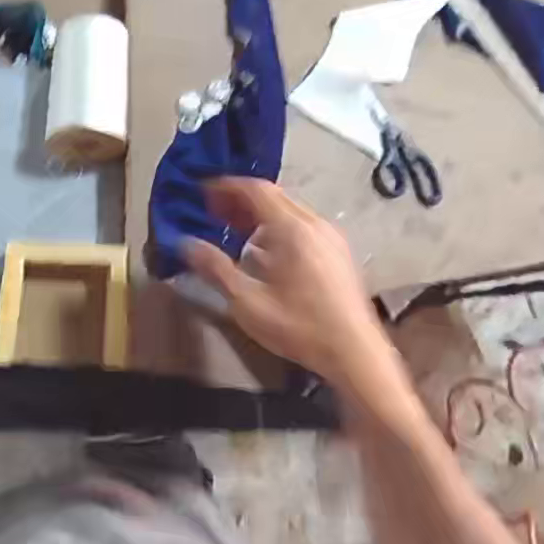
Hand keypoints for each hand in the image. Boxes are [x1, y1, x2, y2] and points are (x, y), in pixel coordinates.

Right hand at [184, 177, 399, 385]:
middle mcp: (314, 224)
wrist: (357, 357)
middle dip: (240, 199)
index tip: (203, 191)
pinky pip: (302, 224)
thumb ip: (215, 268)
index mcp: (292, 229)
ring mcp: (330, 237)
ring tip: (234, 229)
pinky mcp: (339, 253)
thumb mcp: (248, 302)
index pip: (256, 190)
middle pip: (272, 196)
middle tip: (213, 211)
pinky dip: (277, 225)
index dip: (227, 186)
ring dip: (258, 213)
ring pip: (288, 210)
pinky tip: (266, 250)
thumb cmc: (299, 327)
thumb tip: (186, 244)